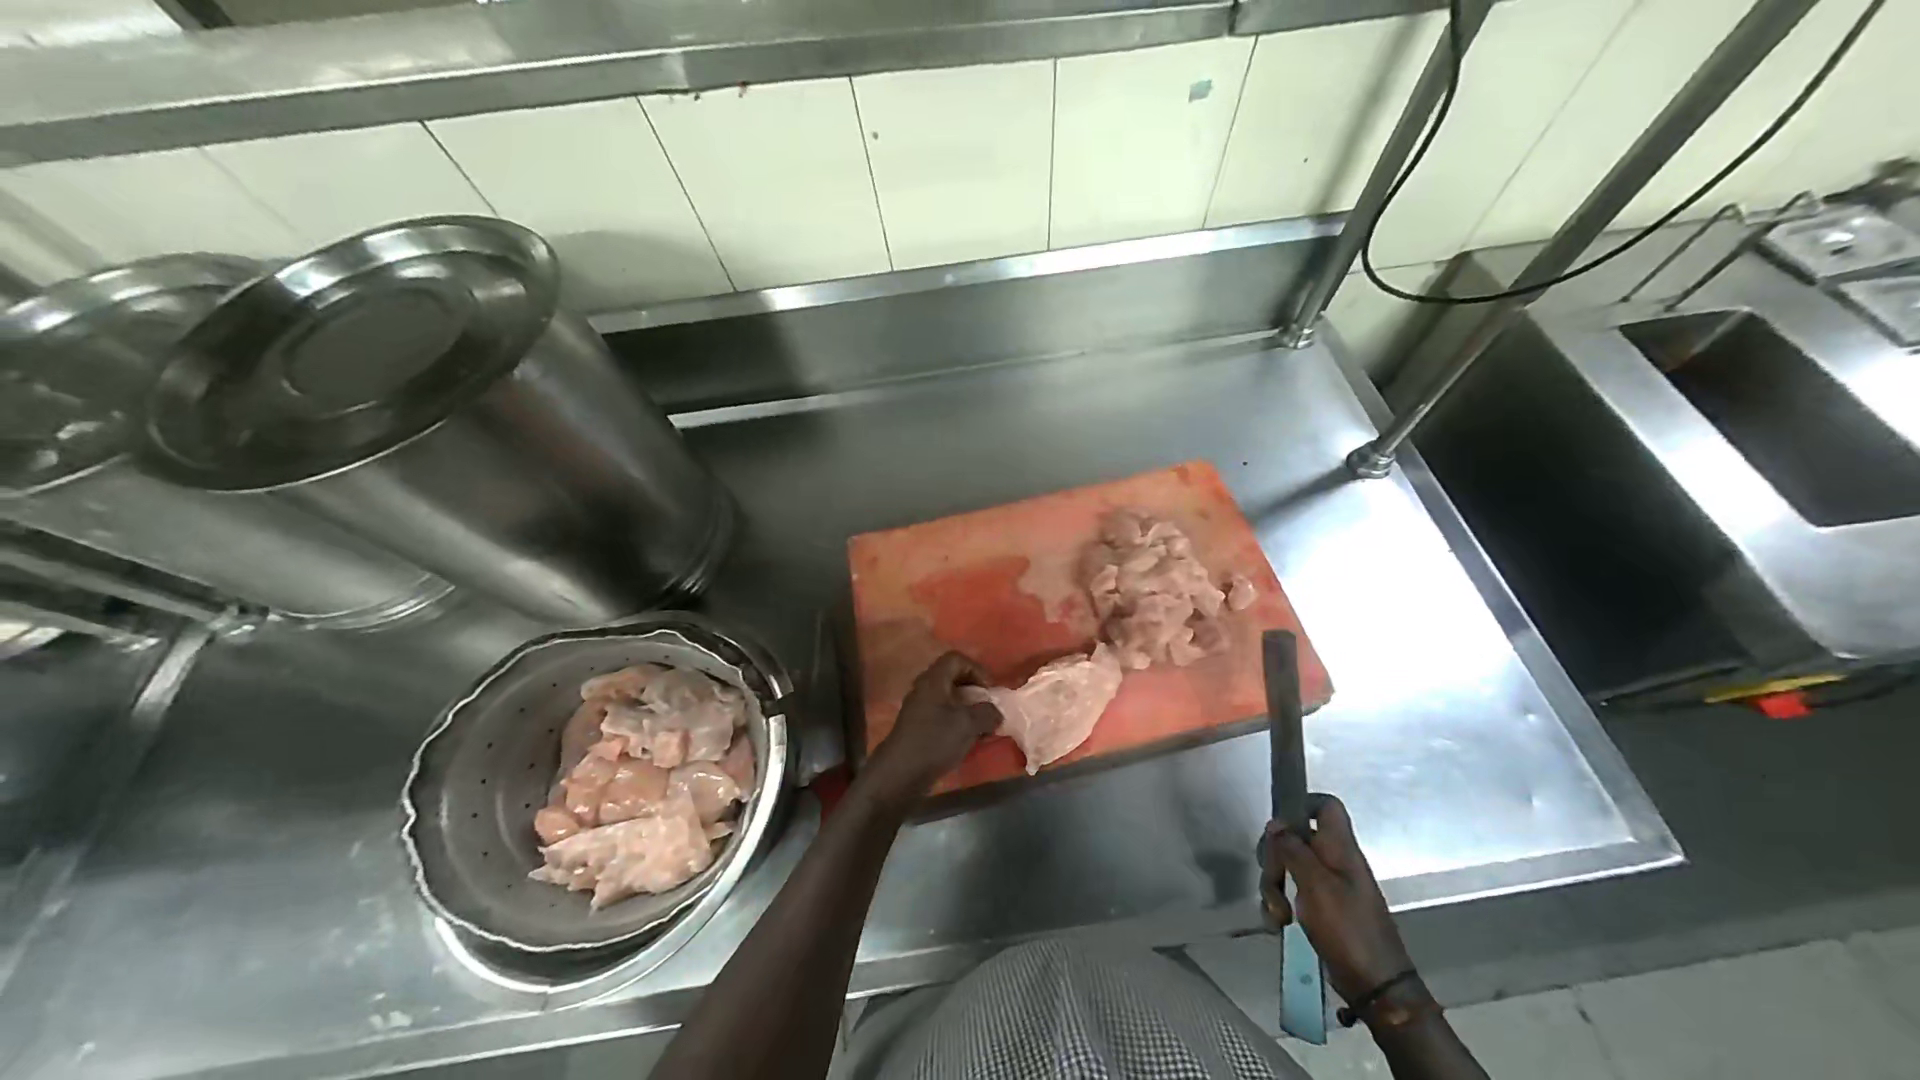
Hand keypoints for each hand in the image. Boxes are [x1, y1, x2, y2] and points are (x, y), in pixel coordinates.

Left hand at [860, 652, 1000, 807]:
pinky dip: (958, 722)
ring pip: (948, 699)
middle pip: (952, 678)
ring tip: (983, 725)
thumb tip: (995, 712)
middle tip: (988, 706)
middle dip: (975, 690)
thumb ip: (987, 713)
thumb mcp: (968, 724)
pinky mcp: (919, 728)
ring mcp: (919, 709)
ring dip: (968, 709)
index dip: (977, 669)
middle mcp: (924, 690)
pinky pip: (942, 716)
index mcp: (933, 680)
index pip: (956, 659)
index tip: (990, 690)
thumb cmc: (934, 741)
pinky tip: (969, 739)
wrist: (900, 773)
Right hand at [1262, 795, 1417, 1006]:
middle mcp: (1334, 861)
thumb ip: (1293, 850)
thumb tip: (1276, 824)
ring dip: (1274, 885)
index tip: (1278, 825)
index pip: (1326, 806)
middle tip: (1272, 876)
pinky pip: (1291, 892)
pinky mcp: (1321, 907)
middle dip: (1275, 856)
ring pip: (1288, 866)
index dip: (1301, 805)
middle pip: (1295, 837)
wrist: (1375, 986)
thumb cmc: (1348, 928)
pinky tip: (1279, 922)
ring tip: (1277, 911)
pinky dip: (1279, 903)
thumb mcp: (1315, 884)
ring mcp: (1328, 884)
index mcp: (1341, 848)